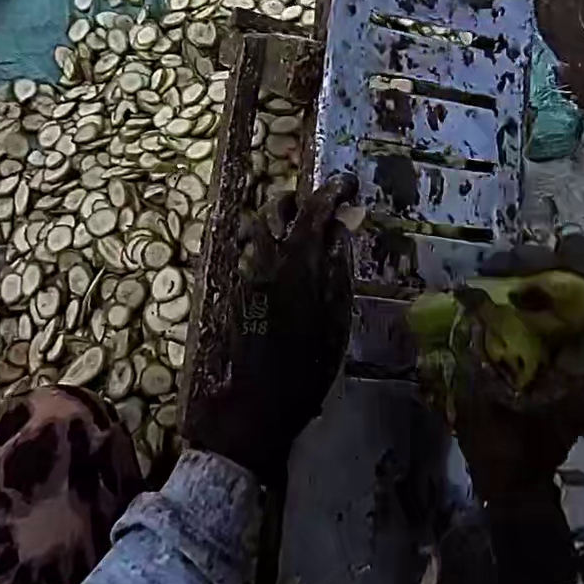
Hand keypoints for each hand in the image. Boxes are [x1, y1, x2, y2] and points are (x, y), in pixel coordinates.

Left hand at [181, 173, 356, 482]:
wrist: (258, 399)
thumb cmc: (307, 365)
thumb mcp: (335, 318)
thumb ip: (336, 267)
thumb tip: (342, 227)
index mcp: (294, 266)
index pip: (311, 213)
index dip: (330, 193)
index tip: (346, 184)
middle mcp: (264, 261)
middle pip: (272, 211)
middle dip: (295, 200)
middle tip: (319, 204)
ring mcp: (245, 273)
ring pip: (258, 230)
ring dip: (280, 221)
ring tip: (304, 232)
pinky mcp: (237, 288)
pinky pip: (253, 252)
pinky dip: (271, 244)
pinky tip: (288, 263)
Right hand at [442, 234, 583, 502]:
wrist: (511, 486)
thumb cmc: (503, 446)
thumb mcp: (484, 393)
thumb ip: (478, 342)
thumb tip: (468, 294)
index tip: (568, 248)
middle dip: (562, 271)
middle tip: (514, 257)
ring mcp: (575, 366)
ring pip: (578, 312)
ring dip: (548, 284)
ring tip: (505, 267)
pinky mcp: (556, 369)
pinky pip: (557, 324)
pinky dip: (535, 303)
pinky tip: (504, 293)